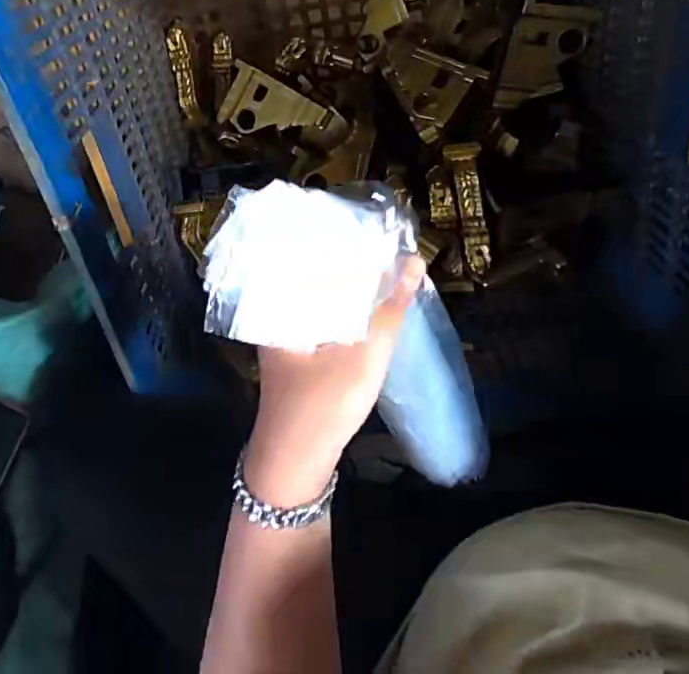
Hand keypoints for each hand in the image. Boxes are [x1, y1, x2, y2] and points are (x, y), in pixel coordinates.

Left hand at [243, 256, 425, 505]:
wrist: (295, 466)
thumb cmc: (321, 406)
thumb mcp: (363, 356)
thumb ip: (388, 310)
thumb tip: (412, 261)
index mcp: (278, 304)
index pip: (301, 254)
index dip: (333, 237)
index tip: (364, 222)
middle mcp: (275, 313)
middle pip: (310, 274)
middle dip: (345, 260)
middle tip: (380, 240)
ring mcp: (285, 334)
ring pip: (317, 296)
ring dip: (346, 285)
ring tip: (378, 263)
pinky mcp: (297, 351)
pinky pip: (320, 315)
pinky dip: (342, 307)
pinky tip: (365, 302)